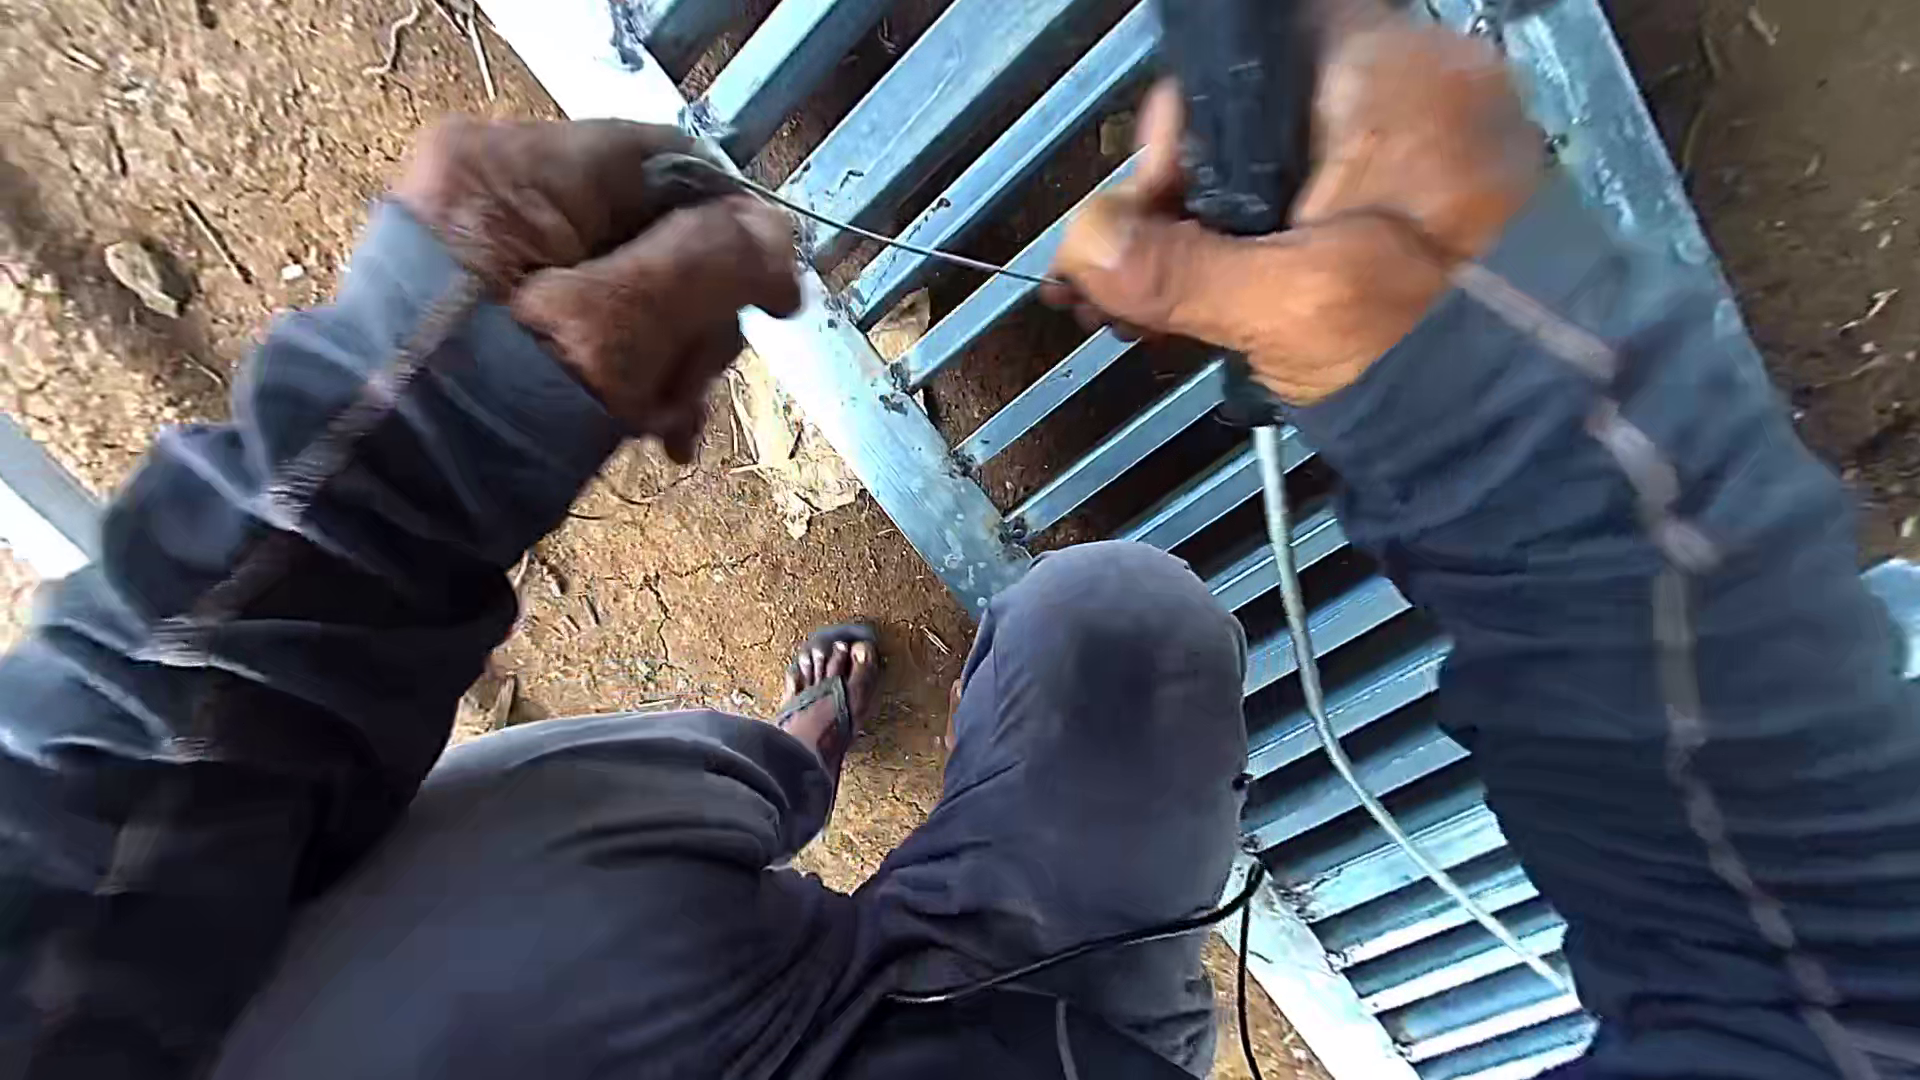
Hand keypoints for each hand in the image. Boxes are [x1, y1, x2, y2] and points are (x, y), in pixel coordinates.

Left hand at [394, 118, 802, 460]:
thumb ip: (706, 266)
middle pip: (675, 239)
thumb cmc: (500, 406)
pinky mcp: (539, 311)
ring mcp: (532, 261)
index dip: (738, 232)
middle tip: (683, 384)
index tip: (774, 305)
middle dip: (698, 324)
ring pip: (664, 294)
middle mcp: (526, 200)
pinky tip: (663, 428)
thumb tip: (779, 234)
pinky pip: (632, 329)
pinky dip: (657, 379)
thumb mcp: (615, 329)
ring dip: (681, 365)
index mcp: (525, 173)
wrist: (408, 499)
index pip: (673, 165)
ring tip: (662, 418)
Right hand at [1046, 0, 1542, 403]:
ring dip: (1162, 252)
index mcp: (1379, 83)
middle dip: (1149, 214)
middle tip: (1099, 288)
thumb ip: (1183, 270)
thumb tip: (1080, 246)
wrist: (1498, 422)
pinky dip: (1200, 273)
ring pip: (1227, 191)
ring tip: (1112, 314)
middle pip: (1220, 136)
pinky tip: (1156, 318)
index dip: (1172, 134)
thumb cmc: (1420, 344)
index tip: (1139, 220)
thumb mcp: (1295, 303)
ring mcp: (1357, 176)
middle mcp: (1370, 109)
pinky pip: (1250, 233)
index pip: (1239, 62)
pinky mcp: (1344, 233)